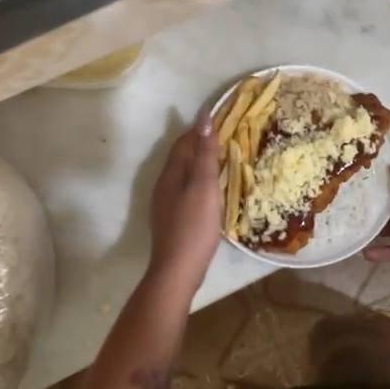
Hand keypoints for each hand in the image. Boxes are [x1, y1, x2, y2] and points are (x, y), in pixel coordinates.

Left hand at [147, 108, 222, 284]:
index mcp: (170, 174)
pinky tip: (211, 192)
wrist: (178, 269)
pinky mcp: (172, 220)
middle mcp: (164, 185)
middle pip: (181, 157)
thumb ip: (204, 154)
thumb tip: (203, 118)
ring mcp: (166, 204)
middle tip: (225, 139)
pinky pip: (185, 191)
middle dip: (199, 145)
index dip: (200, 130)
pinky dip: (198, 183)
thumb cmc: (194, 226)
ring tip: (222, 162)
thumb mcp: (204, 186)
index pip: (184, 142)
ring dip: (199, 164)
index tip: (221, 121)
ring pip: (183, 175)